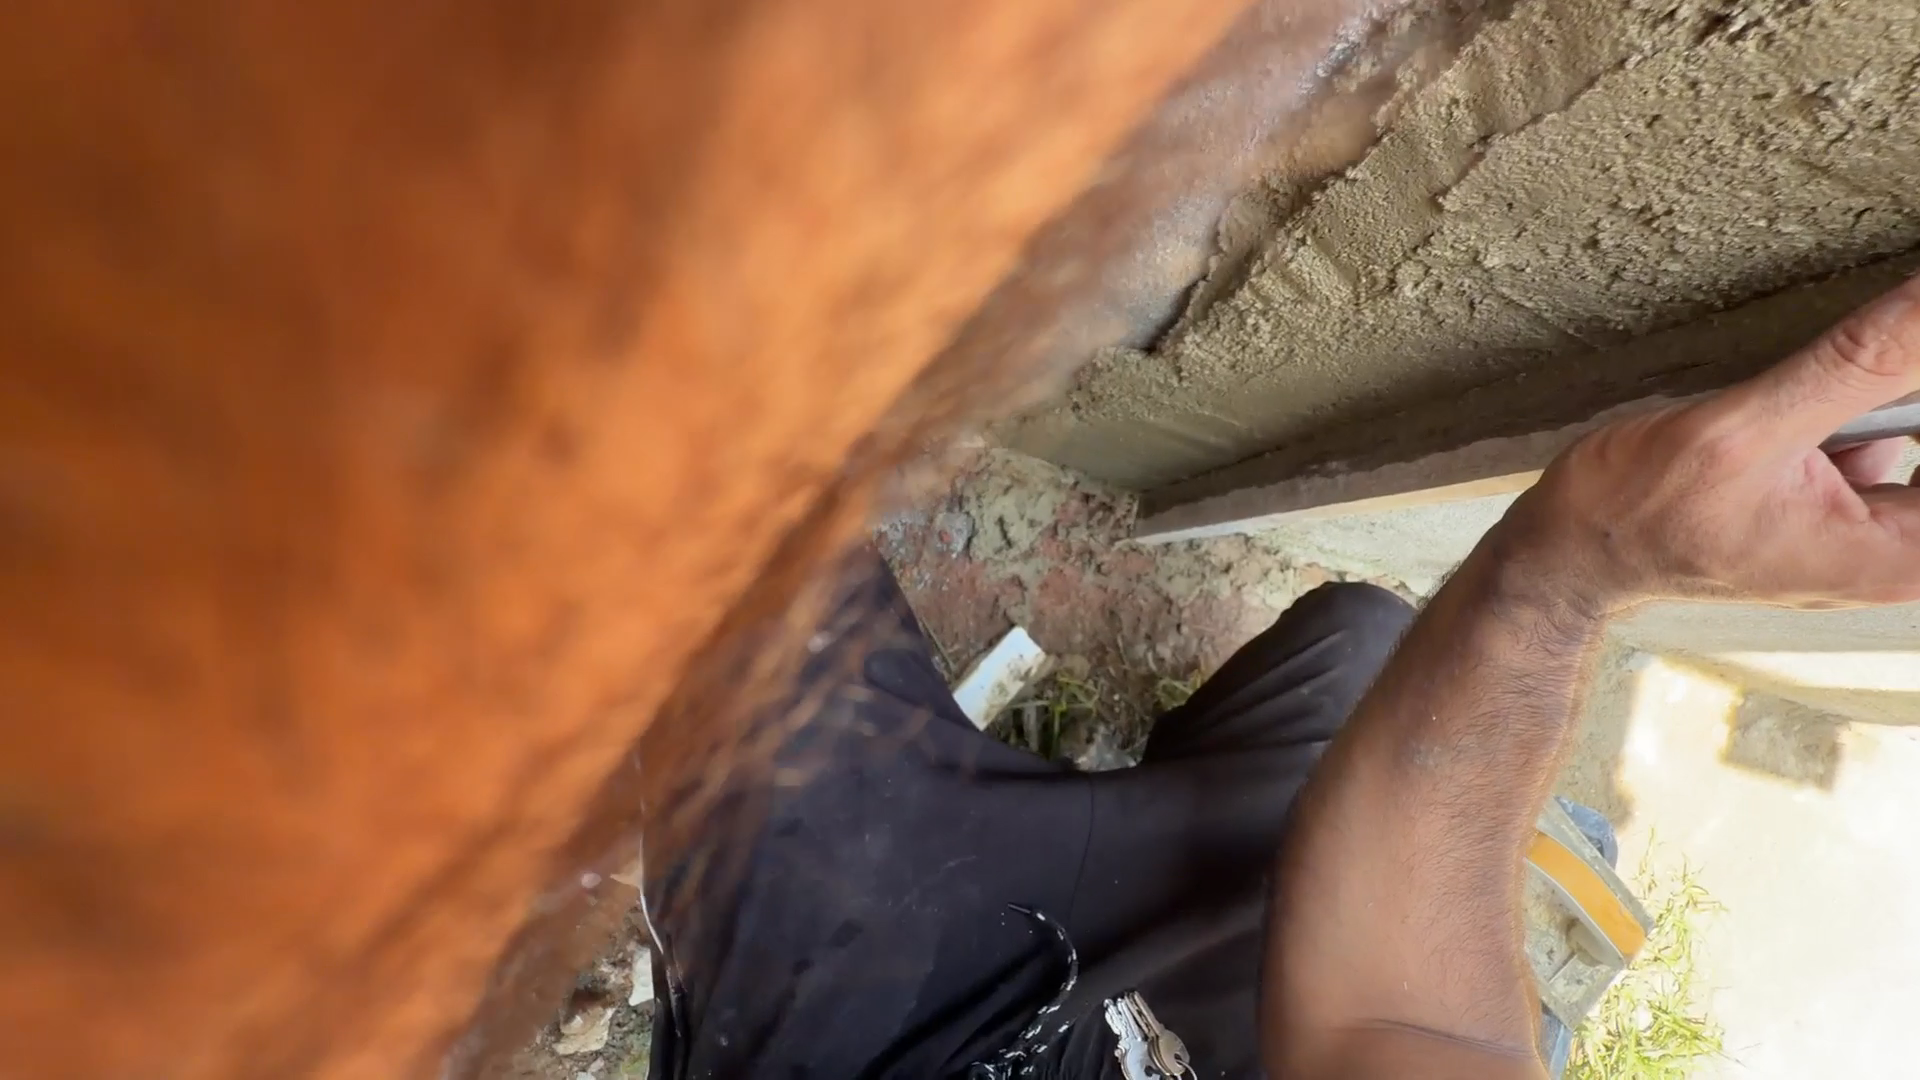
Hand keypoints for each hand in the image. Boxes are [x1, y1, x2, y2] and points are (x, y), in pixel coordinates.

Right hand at [1511, 276, 1919, 612]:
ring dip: (1861, 414)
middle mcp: (1900, 557)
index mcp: (1906, 555)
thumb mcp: (1735, 429)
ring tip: (1775, 431)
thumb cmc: (1624, 513)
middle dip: (1882, 409)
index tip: (1873, 382)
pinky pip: (1876, 457)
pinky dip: (1834, 428)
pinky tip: (1770, 438)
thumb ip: (1862, 360)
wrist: (1560, 549)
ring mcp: (1863, 542)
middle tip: (1811, 417)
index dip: (1911, 395)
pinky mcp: (1830, 525)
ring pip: (1905, 445)